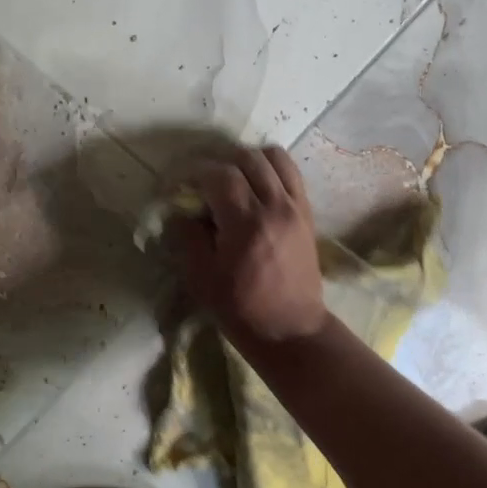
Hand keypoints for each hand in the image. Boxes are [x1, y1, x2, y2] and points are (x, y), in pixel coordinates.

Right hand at [174, 146, 328, 343]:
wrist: (290, 330)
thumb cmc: (241, 309)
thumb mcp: (201, 277)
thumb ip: (188, 236)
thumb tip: (179, 210)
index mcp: (246, 223)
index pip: (220, 175)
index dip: (196, 173)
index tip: (181, 185)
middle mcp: (275, 206)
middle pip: (247, 158)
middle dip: (220, 163)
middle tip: (204, 183)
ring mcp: (296, 207)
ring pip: (273, 158)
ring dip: (248, 160)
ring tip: (232, 179)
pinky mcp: (307, 213)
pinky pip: (291, 173)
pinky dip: (271, 169)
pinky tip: (256, 186)